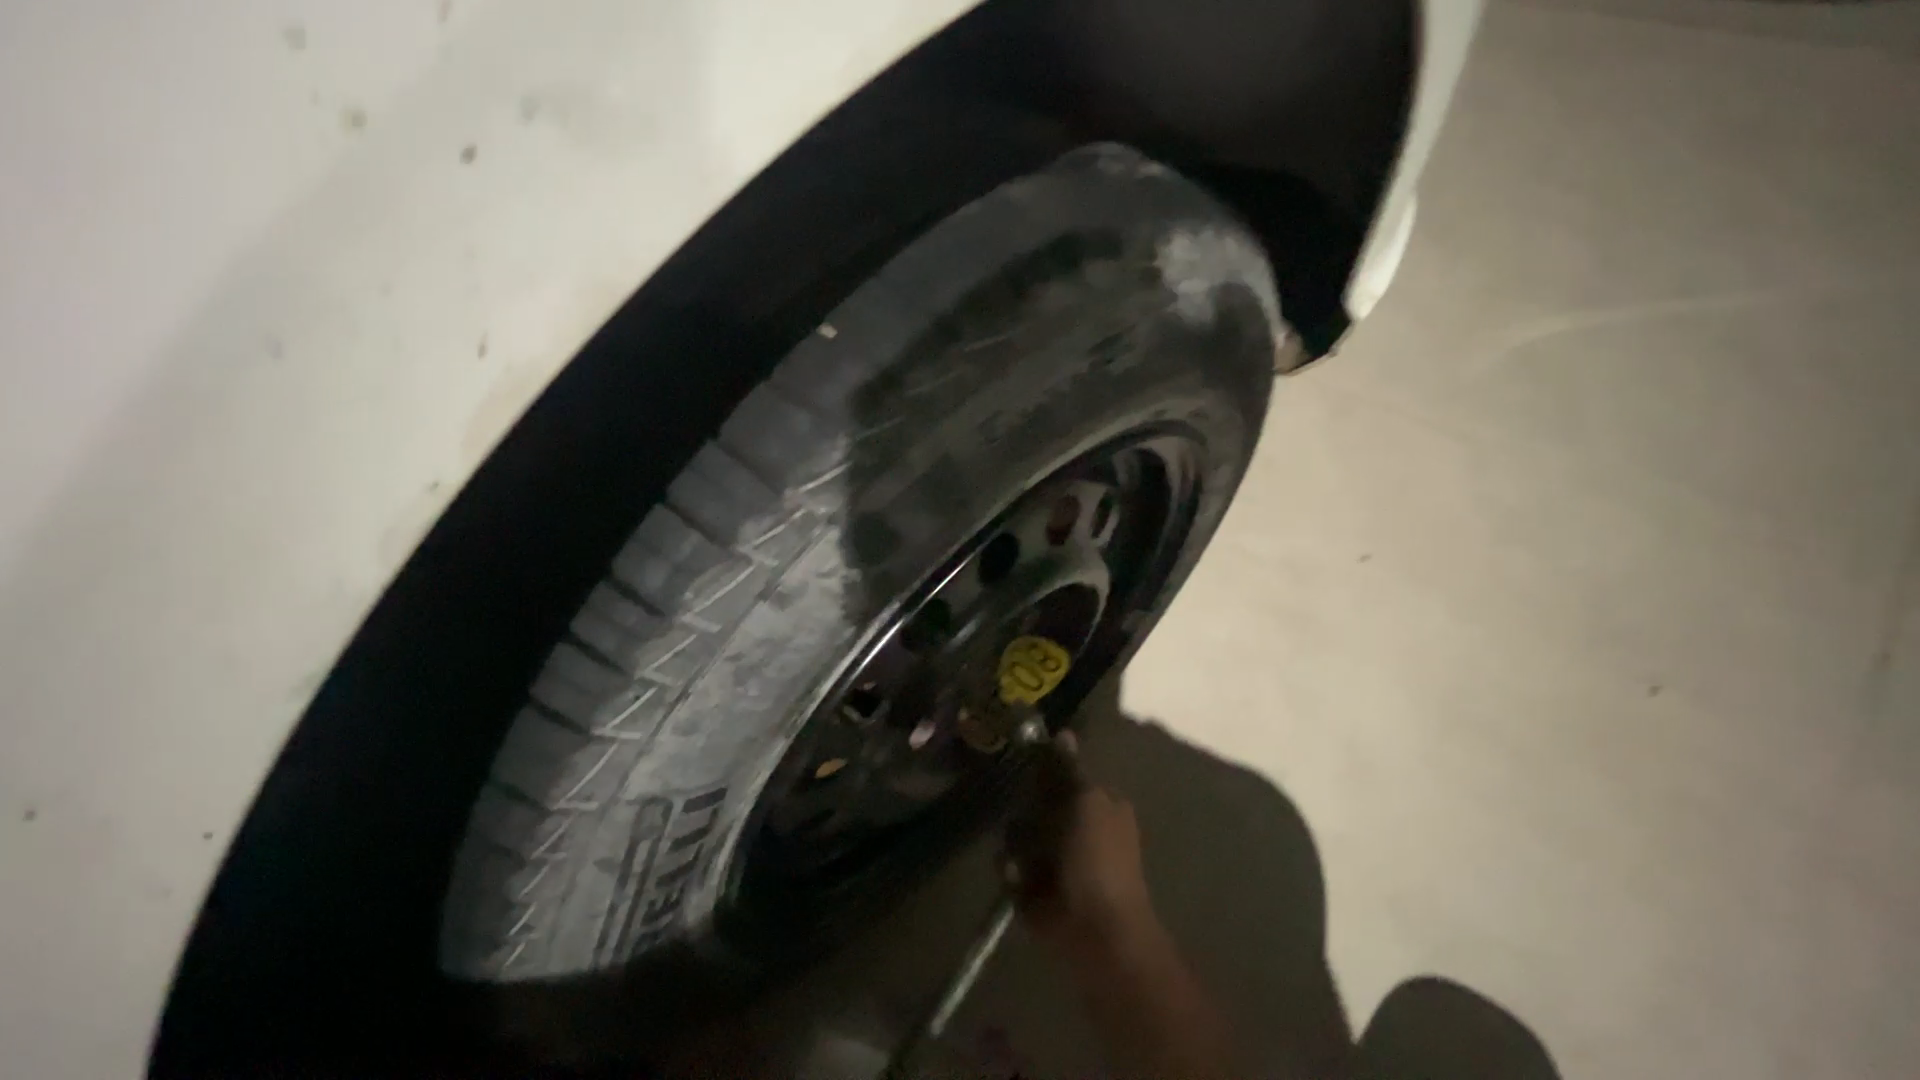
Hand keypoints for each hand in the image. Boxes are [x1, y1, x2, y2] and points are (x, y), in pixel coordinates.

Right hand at [1004, 733, 1161, 960]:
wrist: (1096, 930)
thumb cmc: (1098, 858)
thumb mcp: (1087, 801)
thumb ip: (1069, 769)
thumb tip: (1062, 732)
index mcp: (1099, 804)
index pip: (1064, 775)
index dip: (1044, 771)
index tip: (1024, 767)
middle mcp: (1077, 828)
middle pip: (1035, 802)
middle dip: (1026, 809)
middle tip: (1027, 815)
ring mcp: (1054, 859)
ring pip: (1018, 833)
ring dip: (1018, 843)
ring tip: (1026, 857)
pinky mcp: (1033, 886)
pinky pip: (1011, 865)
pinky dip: (1014, 871)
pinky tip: (1020, 878)